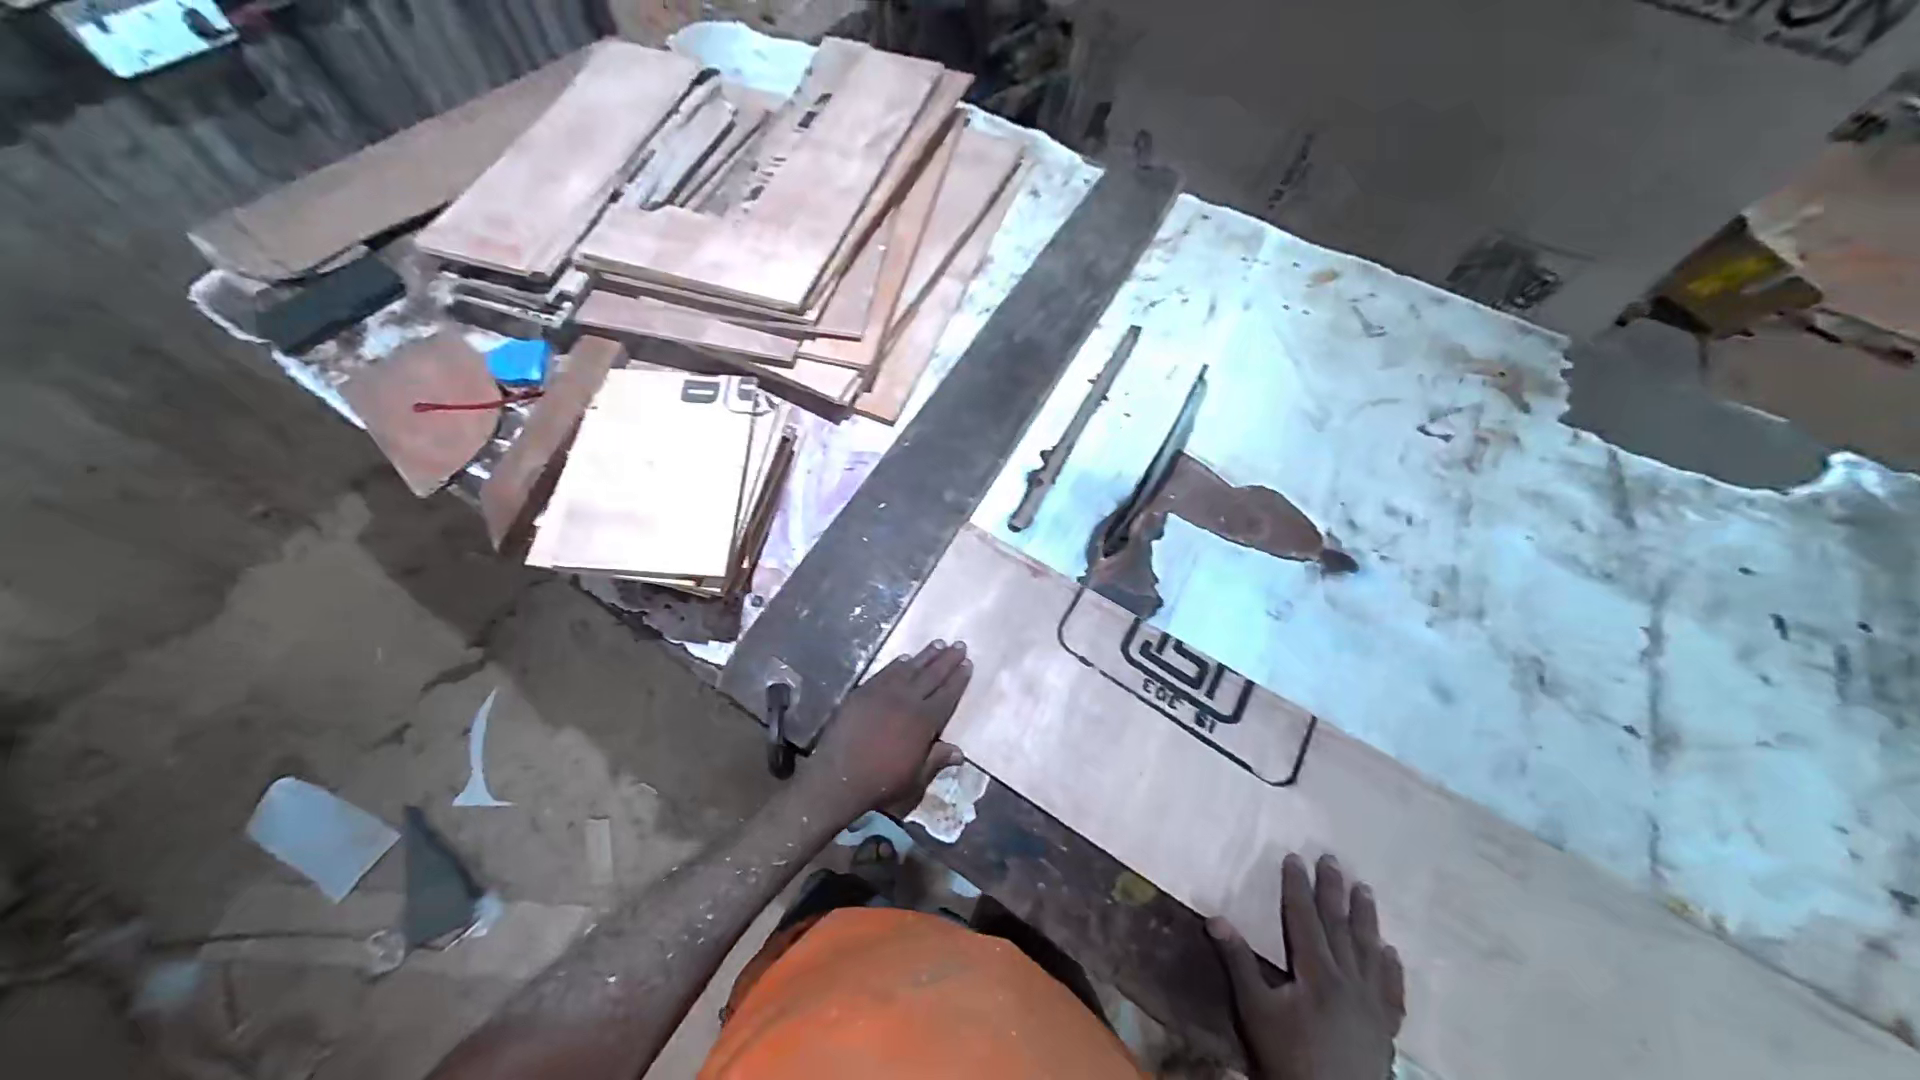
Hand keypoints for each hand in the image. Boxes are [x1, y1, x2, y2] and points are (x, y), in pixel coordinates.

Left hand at [803, 641, 971, 818]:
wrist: (838, 777)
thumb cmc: (881, 783)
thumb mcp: (916, 780)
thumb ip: (936, 761)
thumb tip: (960, 752)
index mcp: (924, 722)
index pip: (947, 695)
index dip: (959, 679)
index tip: (968, 663)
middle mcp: (907, 701)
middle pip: (932, 675)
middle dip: (947, 660)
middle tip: (959, 644)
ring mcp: (883, 694)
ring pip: (909, 669)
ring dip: (925, 655)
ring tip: (937, 643)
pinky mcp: (863, 693)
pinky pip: (885, 672)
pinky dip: (896, 664)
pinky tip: (904, 657)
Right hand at [1209, 853, 1404, 1079]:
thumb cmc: (1289, 1058)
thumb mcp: (1255, 1011)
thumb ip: (1239, 963)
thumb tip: (1215, 918)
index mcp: (1317, 973)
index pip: (1304, 918)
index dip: (1297, 886)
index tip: (1295, 857)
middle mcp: (1348, 981)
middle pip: (1339, 926)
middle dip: (1333, 890)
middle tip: (1333, 859)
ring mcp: (1372, 1005)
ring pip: (1369, 951)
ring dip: (1366, 918)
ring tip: (1365, 889)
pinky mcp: (1385, 1029)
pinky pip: (1391, 990)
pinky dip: (1391, 969)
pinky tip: (1391, 953)